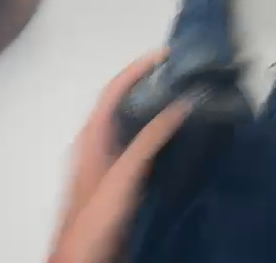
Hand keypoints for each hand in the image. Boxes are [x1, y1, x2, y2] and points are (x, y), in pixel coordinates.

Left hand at [50, 51, 191, 262]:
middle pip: (123, 101)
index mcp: (92, 135)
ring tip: (183, 96)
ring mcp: (108, 162)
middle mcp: (98, 142)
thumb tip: (181, 104)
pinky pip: (140, 143)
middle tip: (179, 74)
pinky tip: (177, 136)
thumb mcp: (124, 174)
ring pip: (132, 122)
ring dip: (154, 106)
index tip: (165, 56)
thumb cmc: (95, 218)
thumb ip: (151, 139)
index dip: (138, 68)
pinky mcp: (119, 179)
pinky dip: (158, 131)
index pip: (114, 89)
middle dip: (149, 83)